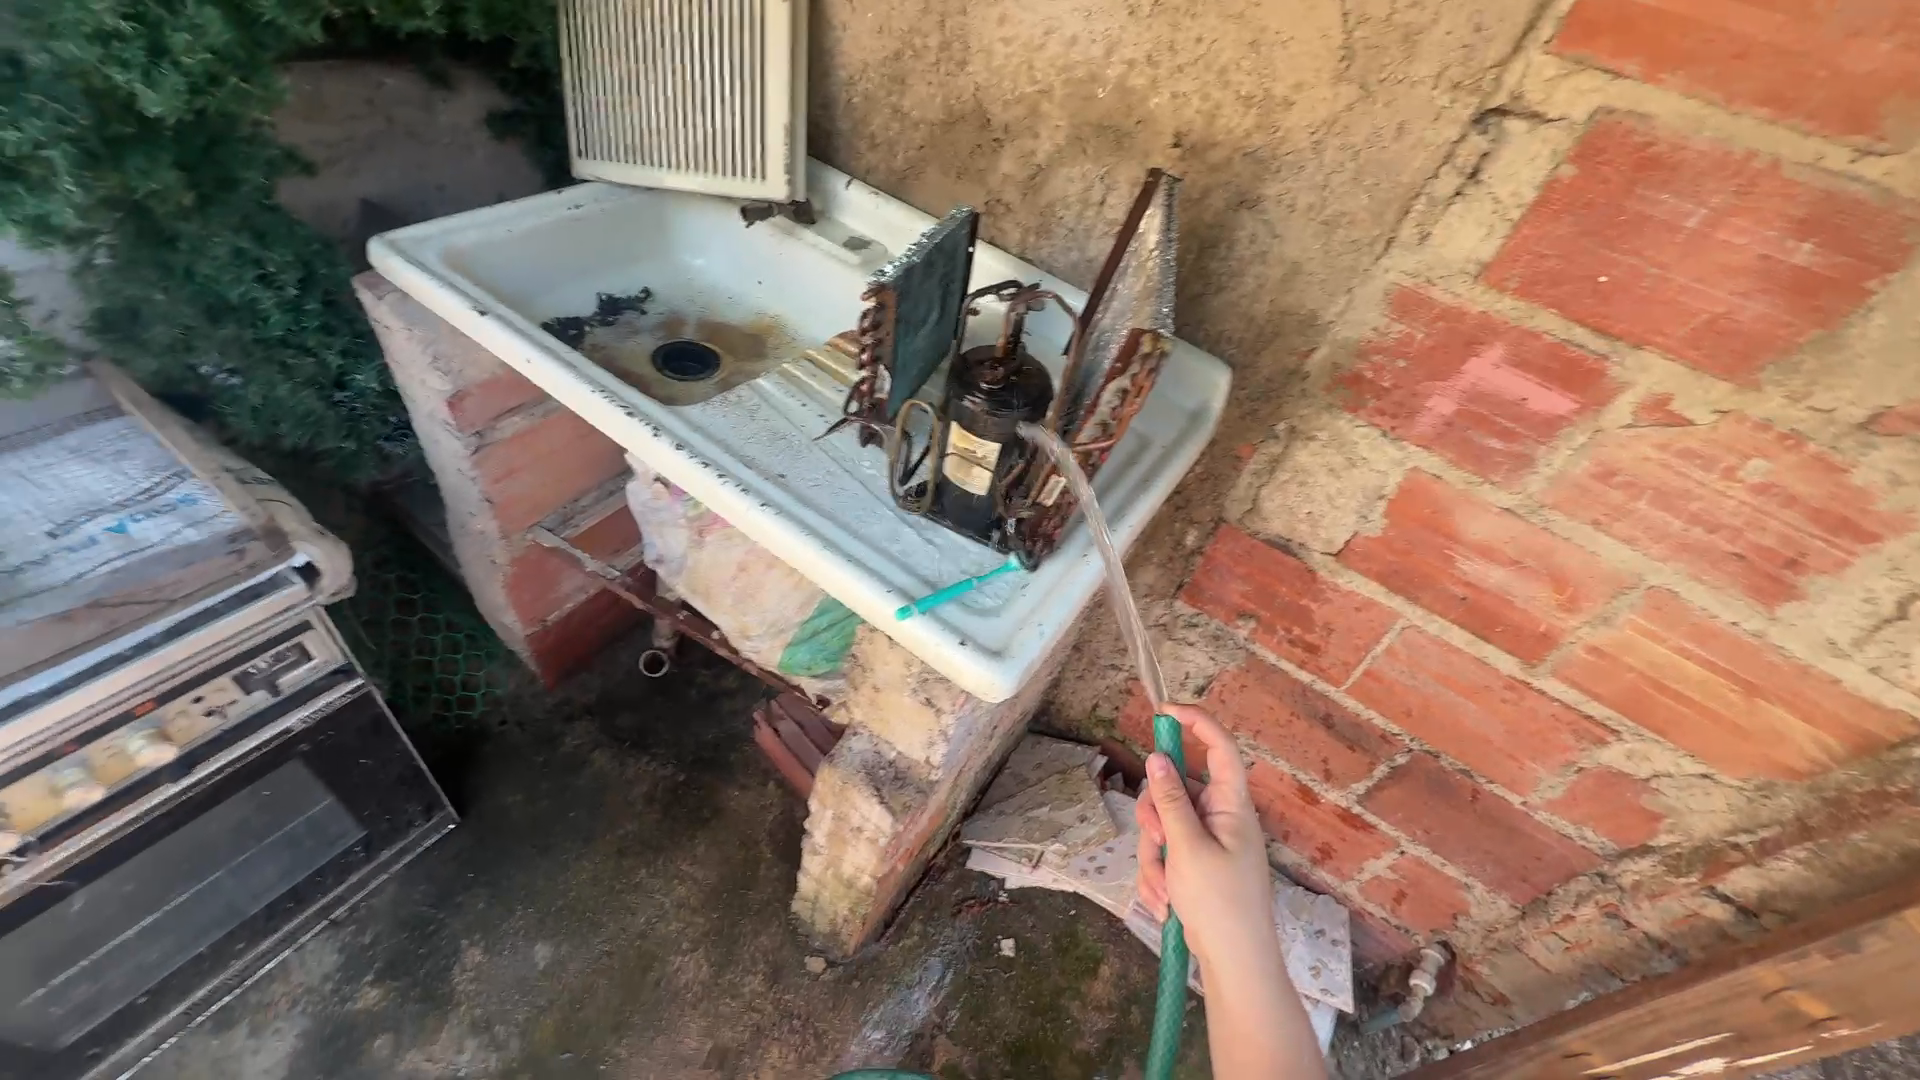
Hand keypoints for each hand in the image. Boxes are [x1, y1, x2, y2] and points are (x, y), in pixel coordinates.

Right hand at [1134, 705, 1277, 974]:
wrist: (1234, 966)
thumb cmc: (1220, 903)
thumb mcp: (1187, 848)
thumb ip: (1169, 801)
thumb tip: (1156, 758)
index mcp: (1231, 805)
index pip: (1219, 747)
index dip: (1195, 722)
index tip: (1162, 712)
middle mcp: (1220, 817)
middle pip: (1174, 791)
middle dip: (1155, 819)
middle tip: (1158, 845)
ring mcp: (1207, 842)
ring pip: (1163, 825)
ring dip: (1154, 856)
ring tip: (1164, 890)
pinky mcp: (1195, 864)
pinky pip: (1165, 853)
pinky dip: (1159, 875)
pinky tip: (1164, 904)